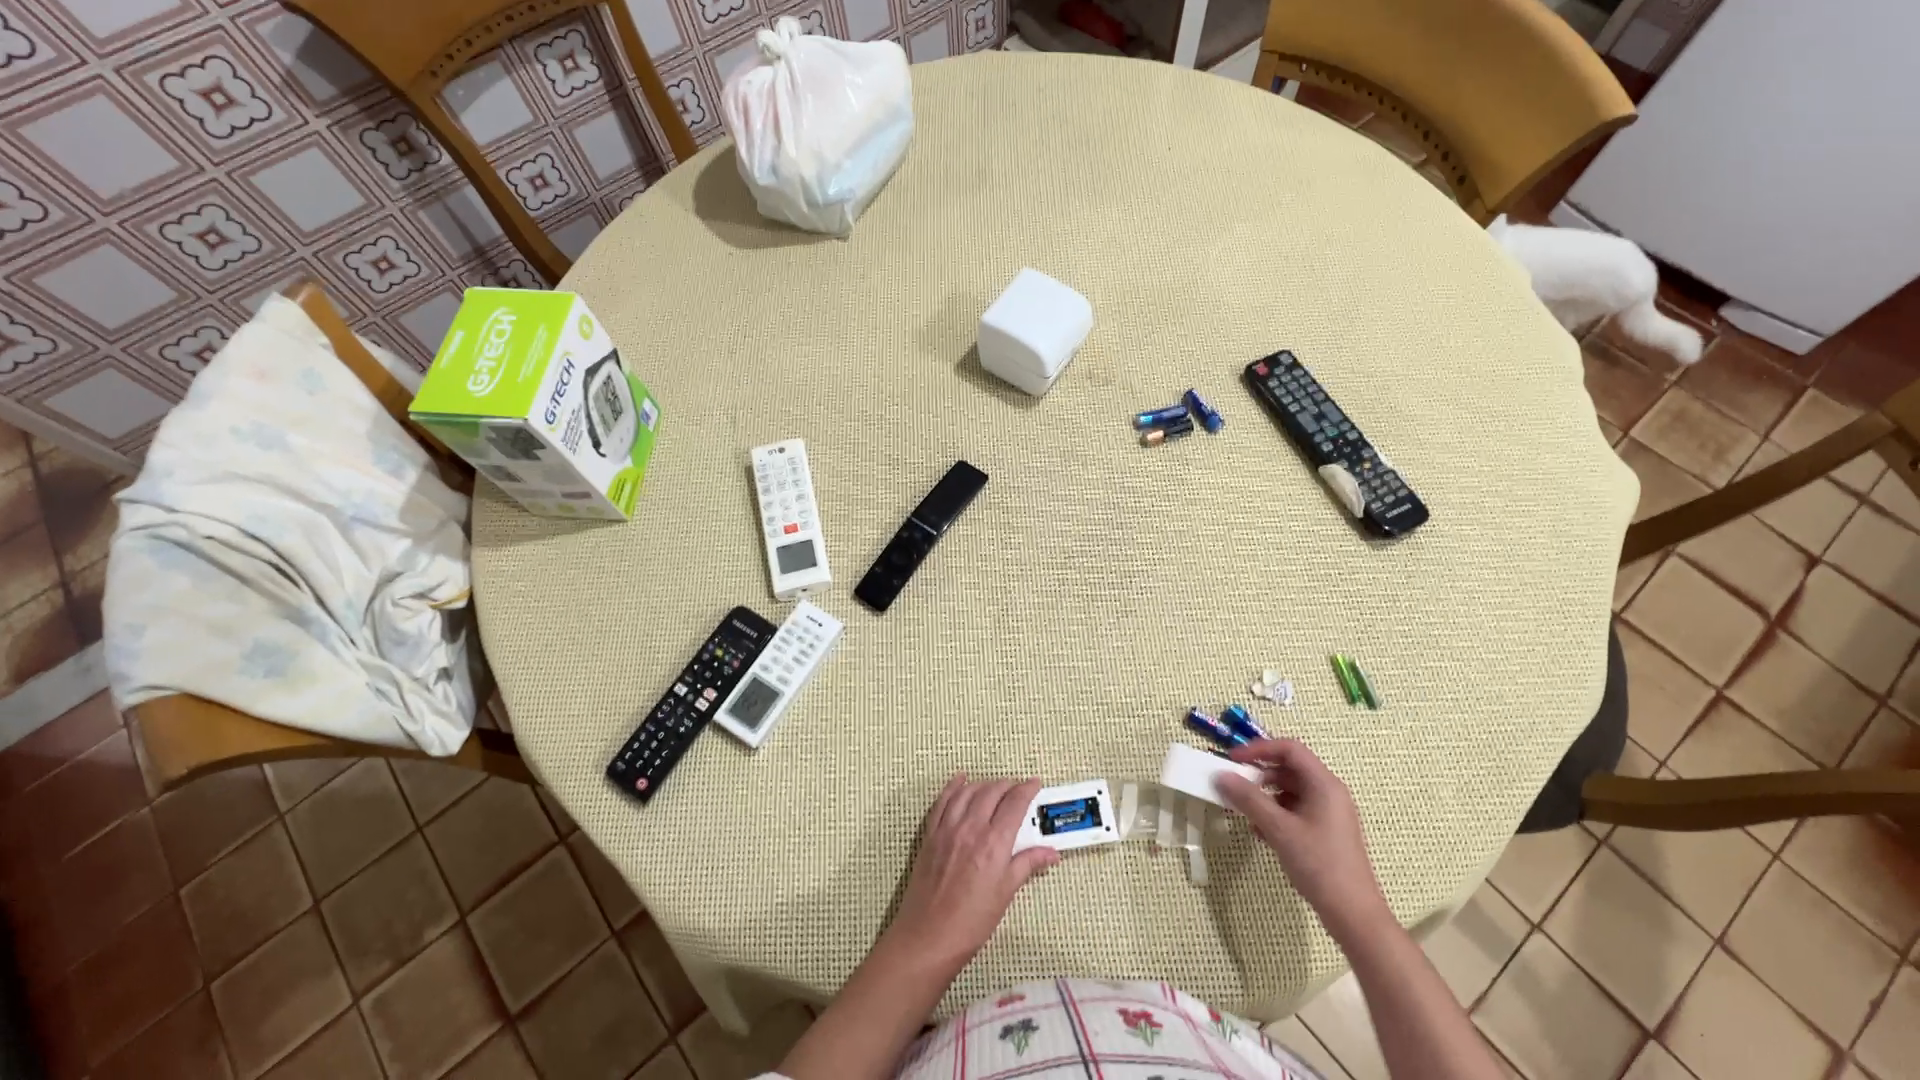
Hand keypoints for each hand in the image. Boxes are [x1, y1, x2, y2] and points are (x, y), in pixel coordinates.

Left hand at [882, 775, 1059, 972]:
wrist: (928, 937)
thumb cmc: (971, 922)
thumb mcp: (1005, 893)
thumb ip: (1027, 865)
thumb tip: (1051, 853)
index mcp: (993, 843)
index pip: (1014, 803)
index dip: (1027, 789)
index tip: (1035, 784)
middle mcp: (970, 828)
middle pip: (991, 791)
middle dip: (1008, 785)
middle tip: (1018, 788)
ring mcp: (947, 829)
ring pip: (967, 792)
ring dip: (984, 784)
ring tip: (995, 786)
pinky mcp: (930, 836)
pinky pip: (942, 801)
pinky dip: (953, 787)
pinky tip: (960, 781)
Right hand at [1215, 739, 1387, 935]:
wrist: (1352, 912)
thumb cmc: (1318, 864)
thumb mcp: (1279, 829)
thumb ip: (1248, 799)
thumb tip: (1221, 776)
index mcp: (1324, 784)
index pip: (1290, 749)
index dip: (1259, 749)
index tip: (1232, 760)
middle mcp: (1329, 792)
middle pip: (1289, 769)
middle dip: (1259, 775)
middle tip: (1234, 785)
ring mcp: (1328, 813)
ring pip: (1290, 791)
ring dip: (1265, 797)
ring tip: (1244, 812)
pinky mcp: (1325, 831)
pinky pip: (1295, 811)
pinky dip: (1276, 815)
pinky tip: (1260, 833)